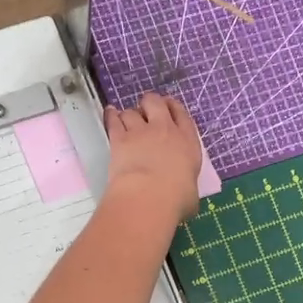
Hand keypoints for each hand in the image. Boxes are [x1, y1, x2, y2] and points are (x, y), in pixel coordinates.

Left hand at [104, 92, 202, 223]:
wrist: (150, 196)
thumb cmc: (177, 199)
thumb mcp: (191, 192)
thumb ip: (185, 183)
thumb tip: (182, 191)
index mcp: (187, 142)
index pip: (182, 115)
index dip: (173, 108)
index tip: (169, 109)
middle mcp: (164, 130)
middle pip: (156, 102)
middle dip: (150, 104)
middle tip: (147, 112)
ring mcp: (140, 132)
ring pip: (132, 111)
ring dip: (130, 115)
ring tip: (128, 122)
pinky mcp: (119, 139)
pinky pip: (113, 120)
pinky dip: (111, 116)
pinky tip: (110, 114)